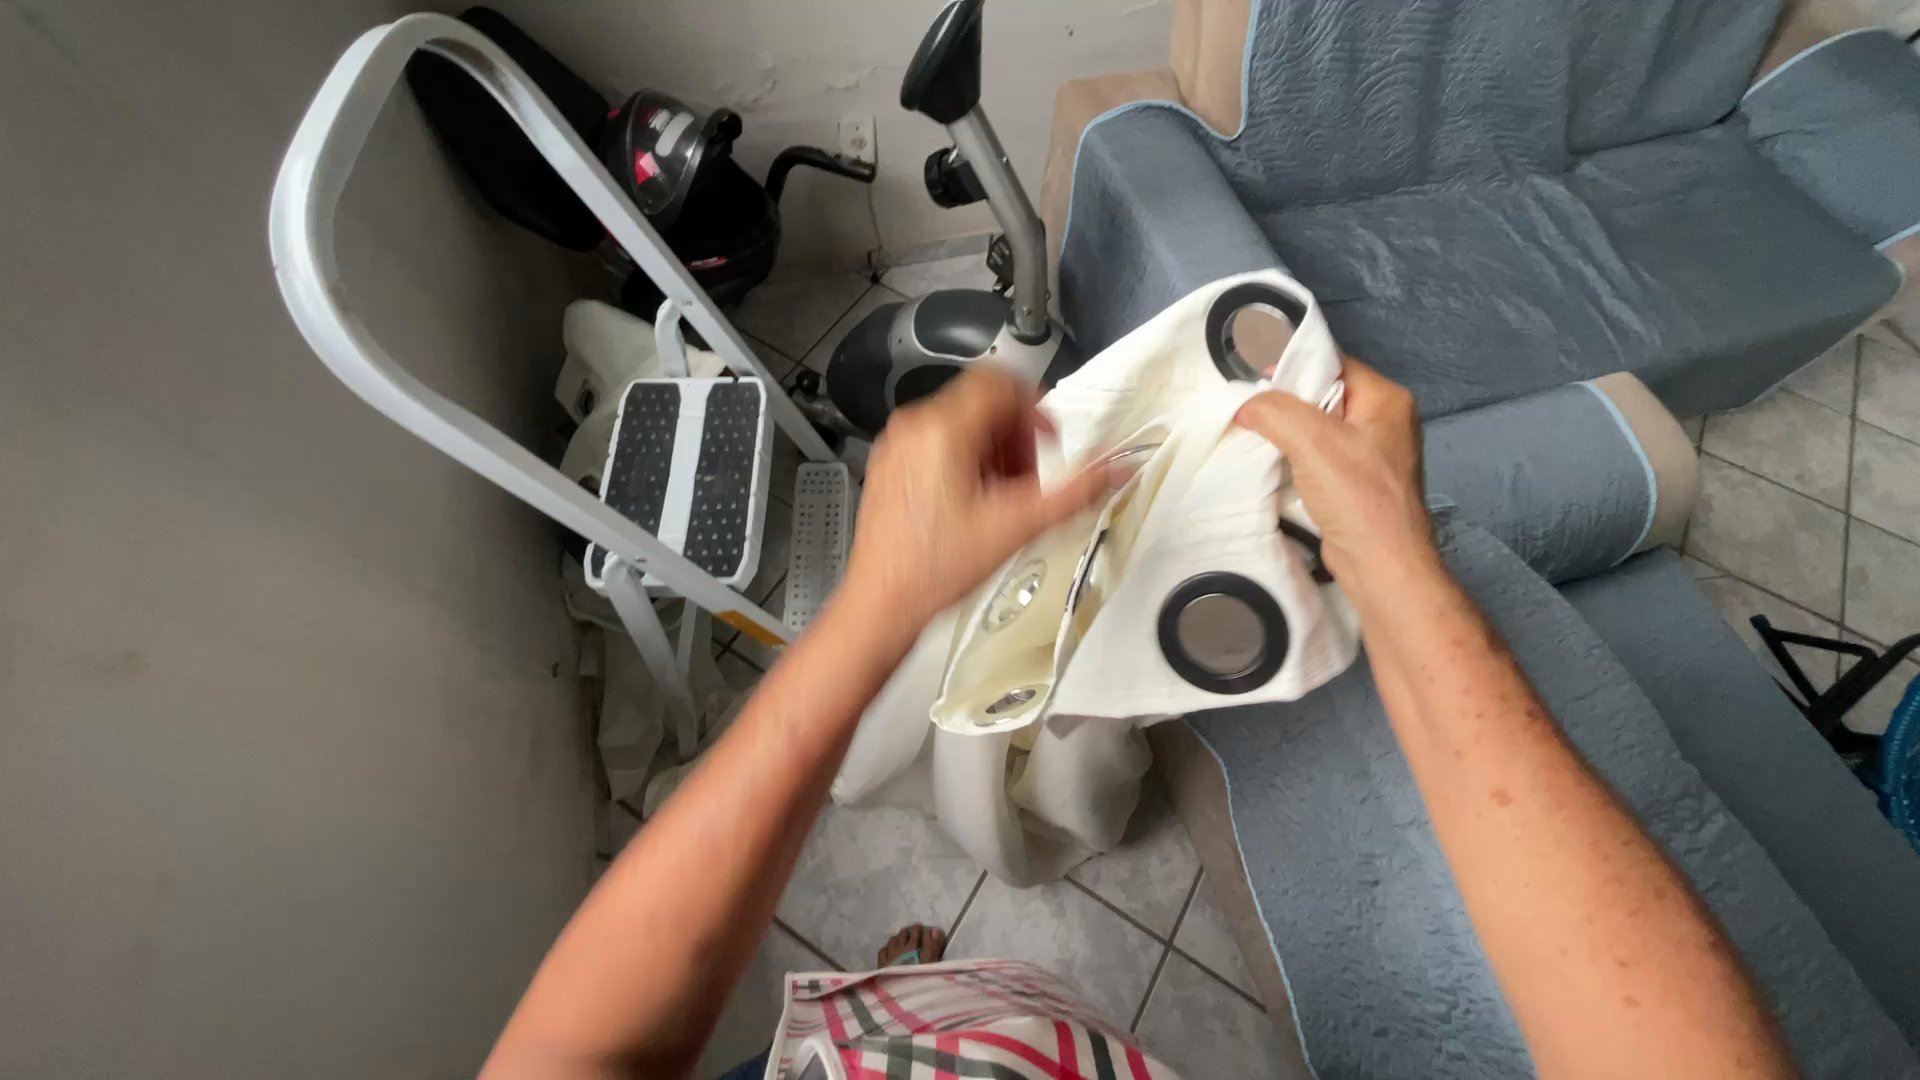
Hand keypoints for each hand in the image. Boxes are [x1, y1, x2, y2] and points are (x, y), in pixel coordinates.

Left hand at [842, 369, 1113, 630]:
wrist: (882, 603)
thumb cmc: (931, 569)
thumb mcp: (1016, 527)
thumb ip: (1075, 493)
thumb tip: (1116, 470)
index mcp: (941, 430)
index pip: (999, 382)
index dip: (1035, 409)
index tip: (1048, 442)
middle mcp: (913, 429)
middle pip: (982, 404)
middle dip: (1017, 437)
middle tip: (1029, 478)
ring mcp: (897, 448)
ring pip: (960, 424)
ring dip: (994, 451)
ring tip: (1004, 496)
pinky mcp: (891, 468)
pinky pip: (937, 444)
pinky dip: (966, 462)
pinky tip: (976, 504)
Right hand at [1234, 356, 1434, 583]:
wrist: (1380, 562)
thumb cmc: (1356, 497)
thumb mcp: (1312, 441)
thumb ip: (1275, 412)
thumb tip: (1245, 405)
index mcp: (1386, 400)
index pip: (1334, 365)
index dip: (1294, 370)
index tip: (1255, 385)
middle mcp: (1385, 421)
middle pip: (1325, 396)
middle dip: (1286, 405)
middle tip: (1252, 415)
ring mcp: (1373, 454)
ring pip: (1320, 429)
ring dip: (1288, 434)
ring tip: (1258, 441)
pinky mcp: (1360, 482)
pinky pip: (1322, 456)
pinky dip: (1297, 458)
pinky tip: (1276, 467)